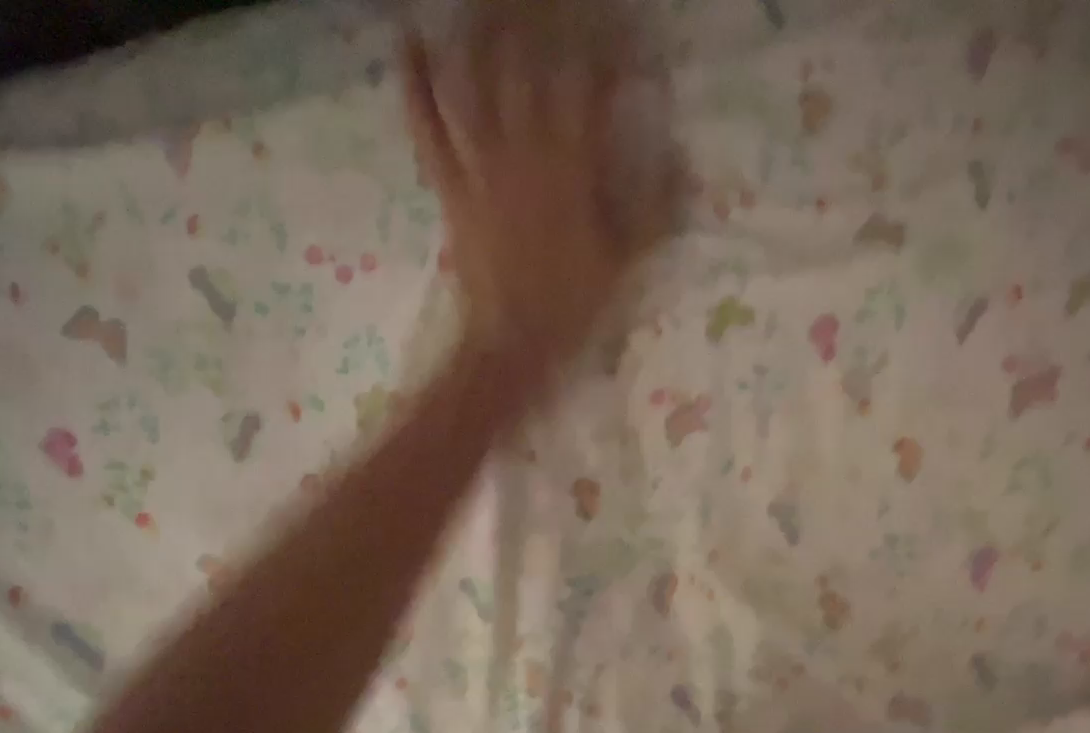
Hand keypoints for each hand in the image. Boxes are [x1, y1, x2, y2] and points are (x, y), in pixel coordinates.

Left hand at [401, 0, 680, 394]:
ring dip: (480, 34)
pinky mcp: (449, 183)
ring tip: (486, 1)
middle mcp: (524, 154)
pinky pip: (427, 128)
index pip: (590, 91)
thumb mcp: (628, 259)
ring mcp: (480, 166)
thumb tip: (680, 157)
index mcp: (573, 170)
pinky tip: (409, 42)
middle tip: (548, 0)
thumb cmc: (576, 304)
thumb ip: (654, 205)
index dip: (606, 54)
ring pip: (474, 84)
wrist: (514, 341)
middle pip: (527, 69)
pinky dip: (415, 85)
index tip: (622, 34)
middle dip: (539, 25)